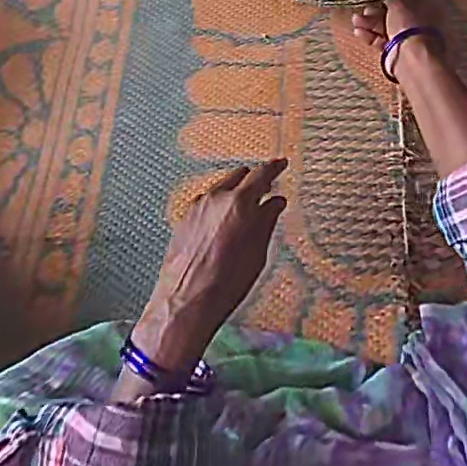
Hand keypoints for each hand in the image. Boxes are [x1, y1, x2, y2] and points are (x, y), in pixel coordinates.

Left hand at [130, 160, 287, 374]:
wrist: (185, 301)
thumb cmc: (224, 283)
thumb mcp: (256, 252)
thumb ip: (266, 221)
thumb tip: (275, 203)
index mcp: (239, 203)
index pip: (262, 174)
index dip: (274, 167)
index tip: (281, 163)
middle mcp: (216, 198)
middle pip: (239, 176)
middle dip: (254, 179)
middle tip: (266, 187)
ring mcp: (197, 206)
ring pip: (221, 187)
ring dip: (235, 191)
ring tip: (246, 207)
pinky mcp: (185, 217)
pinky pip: (207, 201)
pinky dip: (219, 204)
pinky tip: (224, 221)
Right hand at [350, 0, 429, 44]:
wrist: (411, 57)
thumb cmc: (409, 24)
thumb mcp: (398, 1)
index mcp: (429, 7)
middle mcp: (422, 23)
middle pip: (395, 14)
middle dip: (376, 11)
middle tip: (364, 10)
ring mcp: (411, 39)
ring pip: (387, 28)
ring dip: (370, 23)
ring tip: (356, 21)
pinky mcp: (398, 52)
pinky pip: (383, 41)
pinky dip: (371, 36)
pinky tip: (359, 32)